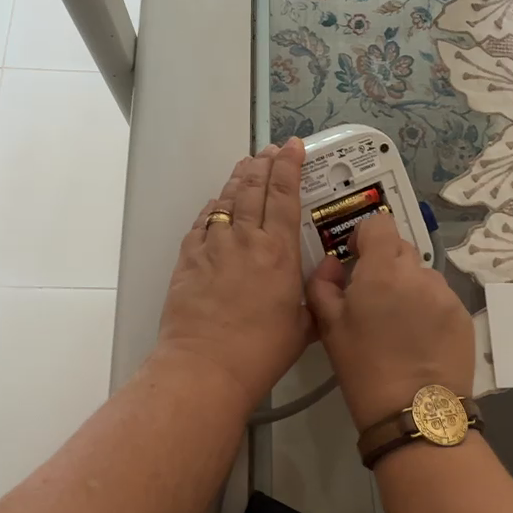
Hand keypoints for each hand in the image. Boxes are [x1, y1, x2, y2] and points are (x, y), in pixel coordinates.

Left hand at [153, 140, 311, 414]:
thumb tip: (324, 285)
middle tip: (270, 149)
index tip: (293, 146)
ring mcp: (213, 246)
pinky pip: (202, 222)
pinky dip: (213, 208)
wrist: (205, 366)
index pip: (285, 195)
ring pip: (227, 199)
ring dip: (239, 179)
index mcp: (279, 252)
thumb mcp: (302, 328)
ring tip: (247, 166)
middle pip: (254, 188)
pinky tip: (217, 204)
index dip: (289, 165)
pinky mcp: (188, 258)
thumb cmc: (260, 352)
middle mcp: (246, 239)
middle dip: (264, 163)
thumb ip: (314, 301)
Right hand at [305, 216, 473, 429]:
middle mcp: (418, 273)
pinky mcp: (463, 315)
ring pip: (422, 273)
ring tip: (399, 322)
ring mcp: (445, 294)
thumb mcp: (329, 327)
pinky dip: (428, 307)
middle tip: (374, 296)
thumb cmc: (363, 369)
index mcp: (382, 270)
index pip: (379, 223)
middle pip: (401, 247)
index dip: (365, 235)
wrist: (415, 415)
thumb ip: (322, 285)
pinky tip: (419, 338)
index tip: (356, 257)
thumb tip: (333, 263)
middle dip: (385, 263)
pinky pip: (440, 297)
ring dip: (408, 285)